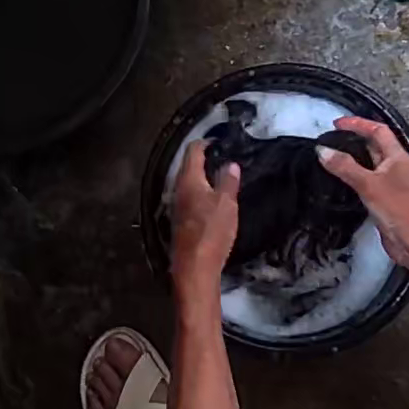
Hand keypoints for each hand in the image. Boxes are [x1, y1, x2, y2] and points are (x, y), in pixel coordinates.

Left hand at [172, 139, 239, 291]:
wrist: (194, 266)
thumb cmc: (211, 231)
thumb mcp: (227, 203)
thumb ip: (228, 181)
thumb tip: (230, 164)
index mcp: (188, 179)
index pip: (193, 151)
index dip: (206, 142)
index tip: (221, 141)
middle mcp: (178, 189)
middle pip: (189, 166)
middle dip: (205, 159)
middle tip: (225, 158)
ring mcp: (177, 206)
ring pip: (189, 183)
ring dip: (204, 177)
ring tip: (223, 177)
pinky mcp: (181, 221)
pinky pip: (191, 198)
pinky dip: (202, 192)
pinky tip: (214, 200)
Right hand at [317, 117, 408, 272]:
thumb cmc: (400, 209)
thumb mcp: (369, 184)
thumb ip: (345, 167)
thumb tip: (323, 151)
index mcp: (398, 157)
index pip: (378, 131)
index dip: (358, 124)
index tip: (337, 123)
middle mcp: (396, 168)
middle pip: (375, 146)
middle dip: (355, 139)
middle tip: (332, 138)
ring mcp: (391, 185)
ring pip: (370, 165)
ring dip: (353, 159)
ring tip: (332, 157)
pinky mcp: (385, 200)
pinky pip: (367, 182)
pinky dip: (354, 178)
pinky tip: (341, 182)